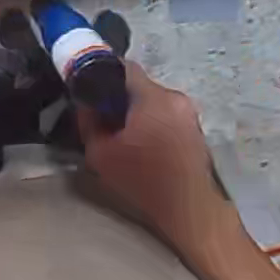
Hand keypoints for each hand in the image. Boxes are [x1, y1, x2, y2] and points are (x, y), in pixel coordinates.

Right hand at [79, 62, 231, 246]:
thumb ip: (88, 121)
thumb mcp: (100, 153)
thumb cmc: (142, 181)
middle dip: (116, 97)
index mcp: (153, 98)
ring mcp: (189, 113)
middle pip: (137, 85)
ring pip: (151, 100)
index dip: (99, 73)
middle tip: (98, 116)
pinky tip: (138, 143)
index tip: (85, 87)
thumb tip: (85, 104)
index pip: (122, 67)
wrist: (190, 212)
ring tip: (118, 133)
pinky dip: (148, 121)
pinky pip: (164, 113)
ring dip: (133, 111)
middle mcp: (176, 98)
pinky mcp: (194, 129)